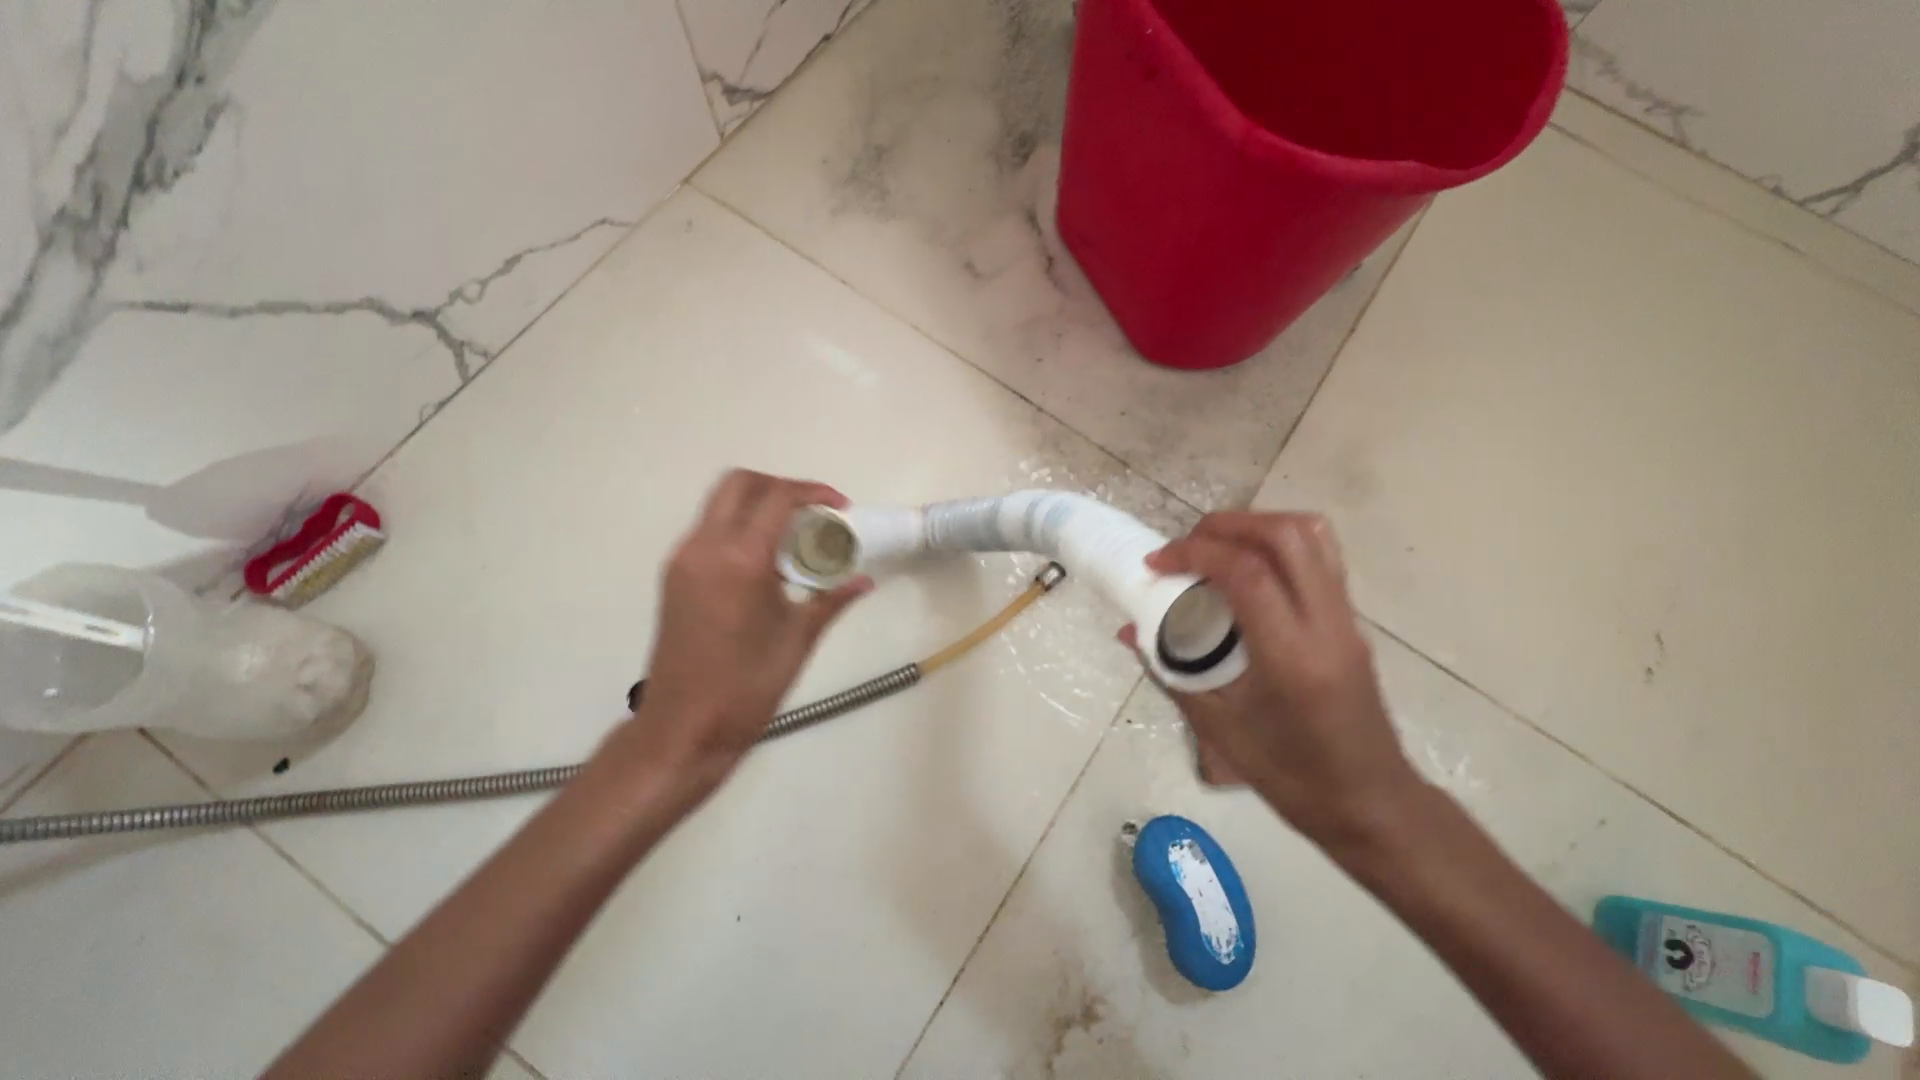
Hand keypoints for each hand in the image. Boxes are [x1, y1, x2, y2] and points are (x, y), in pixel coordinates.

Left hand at [615, 470, 871, 789]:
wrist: (683, 728)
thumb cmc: (746, 688)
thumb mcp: (798, 640)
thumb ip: (831, 599)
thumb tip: (863, 580)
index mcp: (739, 559)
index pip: (777, 498)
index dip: (813, 493)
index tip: (841, 508)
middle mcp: (704, 548)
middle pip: (739, 484)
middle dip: (780, 487)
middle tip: (814, 513)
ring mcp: (683, 561)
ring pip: (720, 505)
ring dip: (758, 506)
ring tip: (795, 538)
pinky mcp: (675, 577)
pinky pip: (709, 532)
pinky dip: (739, 529)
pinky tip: (767, 564)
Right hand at [1129, 512, 1422, 847]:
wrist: (1369, 802)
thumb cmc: (1291, 777)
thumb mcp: (1219, 729)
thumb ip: (1171, 671)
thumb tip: (1128, 631)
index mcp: (1292, 656)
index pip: (1247, 572)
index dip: (1195, 553)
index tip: (1156, 564)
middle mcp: (1327, 624)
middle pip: (1286, 535)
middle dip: (1228, 525)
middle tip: (1186, 546)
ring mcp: (1346, 619)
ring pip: (1311, 536)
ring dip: (1256, 527)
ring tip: (1215, 549)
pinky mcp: (1351, 621)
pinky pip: (1319, 558)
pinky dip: (1276, 546)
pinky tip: (1245, 574)